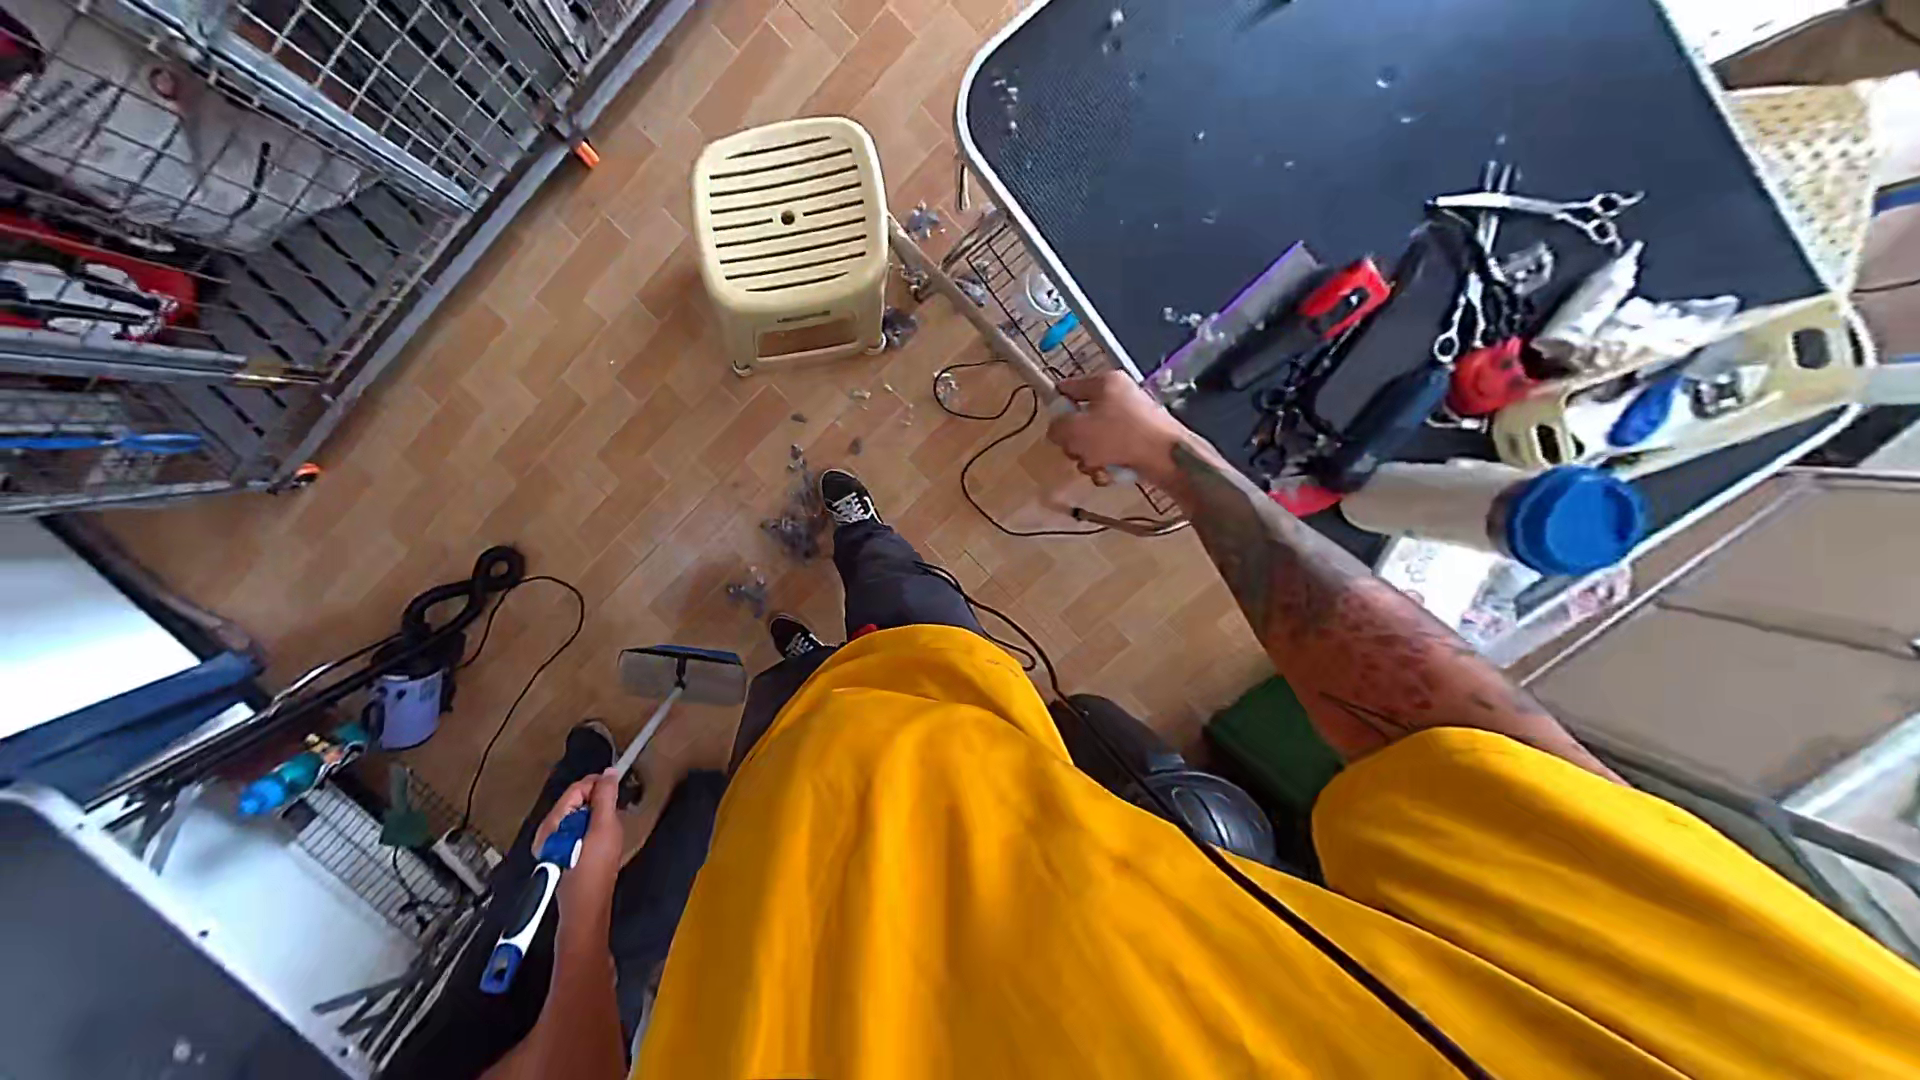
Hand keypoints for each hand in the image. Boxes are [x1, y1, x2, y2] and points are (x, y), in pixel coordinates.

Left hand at [532, 768, 623, 921]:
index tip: (617, 787)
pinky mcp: (563, 851)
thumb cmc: (595, 868)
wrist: (587, 906)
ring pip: (580, 814)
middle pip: (576, 800)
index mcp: (553, 823)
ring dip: (598, 815)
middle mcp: (549, 831)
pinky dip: (594, 827)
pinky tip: (603, 839)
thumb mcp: (605, 826)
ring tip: (610, 827)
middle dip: (598, 801)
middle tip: (614, 812)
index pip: (576, 788)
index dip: (598, 784)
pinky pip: (579, 827)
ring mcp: (555, 842)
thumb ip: (606, 797)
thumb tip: (609, 773)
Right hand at [1046, 372, 1206, 489]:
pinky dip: (1107, 466)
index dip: (1056, 404)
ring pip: (1095, 440)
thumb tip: (1057, 430)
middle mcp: (1120, 396)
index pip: (1068, 386)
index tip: (1051, 424)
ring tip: (1097, 467)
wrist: (1167, 458)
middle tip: (1078, 451)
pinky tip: (1109, 474)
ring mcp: (1132, 419)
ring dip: (1089, 458)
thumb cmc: (1119, 437)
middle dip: (1075, 442)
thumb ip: (1056, 427)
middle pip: (1080, 419)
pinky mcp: (1140, 441)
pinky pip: (1112, 452)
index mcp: (1105, 382)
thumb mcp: (1075, 431)